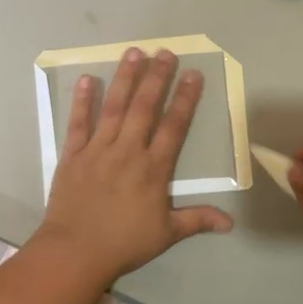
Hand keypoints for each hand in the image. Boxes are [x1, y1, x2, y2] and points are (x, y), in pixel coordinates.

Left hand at [34, 48, 233, 283]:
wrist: (75, 251)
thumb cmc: (124, 244)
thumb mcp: (166, 234)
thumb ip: (197, 220)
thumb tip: (230, 222)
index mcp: (153, 169)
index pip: (174, 127)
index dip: (185, 99)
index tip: (193, 74)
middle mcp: (128, 152)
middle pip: (144, 108)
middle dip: (157, 77)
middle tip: (166, 52)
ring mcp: (98, 151)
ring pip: (113, 107)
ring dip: (124, 78)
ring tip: (133, 53)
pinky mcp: (73, 156)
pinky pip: (78, 123)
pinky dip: (82, 100)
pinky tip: (87, 79)